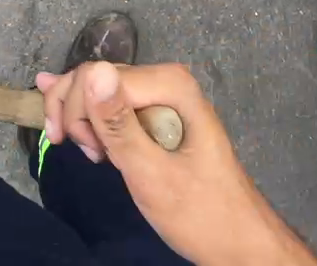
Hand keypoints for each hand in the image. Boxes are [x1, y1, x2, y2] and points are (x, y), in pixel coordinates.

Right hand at [38, 62, 316, 265]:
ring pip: (98, 89)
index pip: (95, 74)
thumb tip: (93, 72)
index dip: (76, 109)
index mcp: (168, 83)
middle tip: (81, 152)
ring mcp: (161, 95)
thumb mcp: (152, 175)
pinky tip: (83, 132)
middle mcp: (164, 78)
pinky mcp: (157, 113)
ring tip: (92, 154)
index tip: (78, 150)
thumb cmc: (200, 213)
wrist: (241, 245)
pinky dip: (95, 120)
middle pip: (94, 76)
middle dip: (75, 112)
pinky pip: (113, 104)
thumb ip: (120, 125)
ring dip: (82, 118)